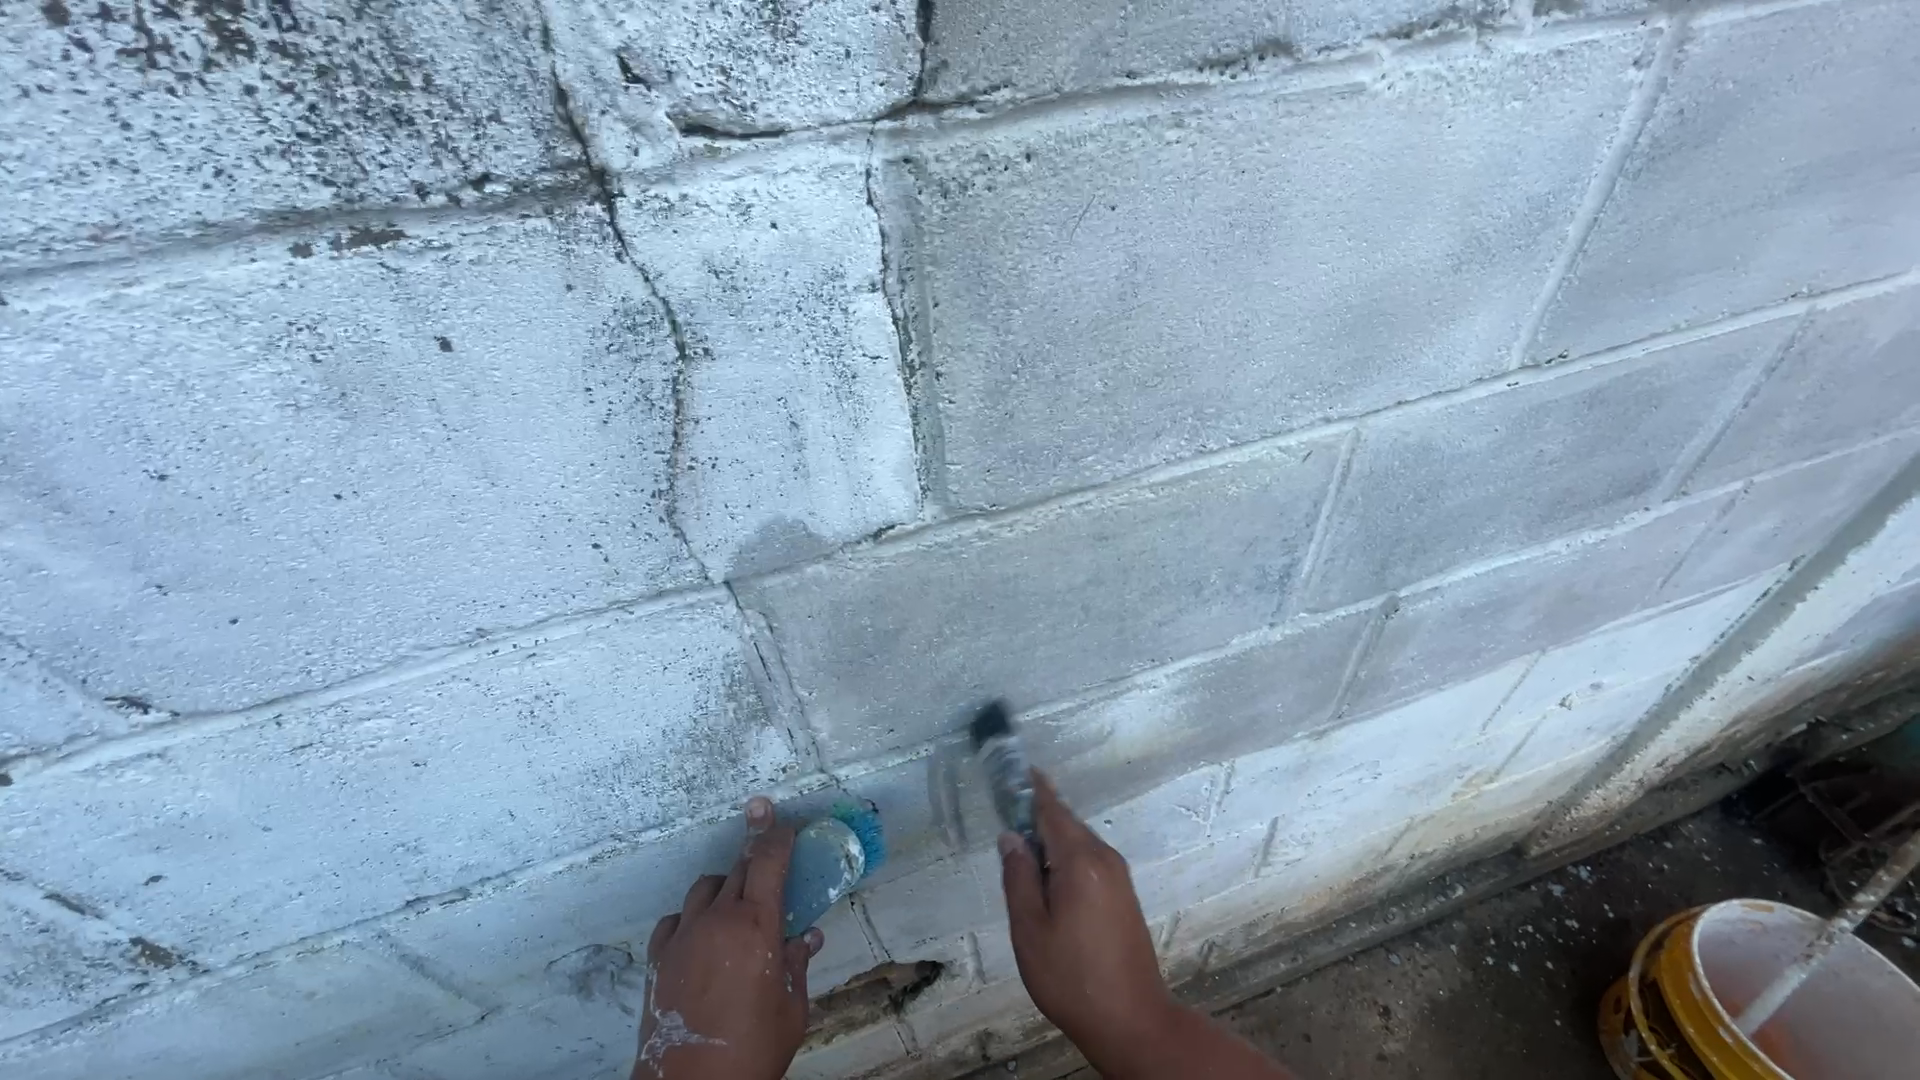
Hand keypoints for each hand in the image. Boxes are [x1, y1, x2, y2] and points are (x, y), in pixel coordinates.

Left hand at [633, 796, 822, 1079]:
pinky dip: (693, 917)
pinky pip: (676, 918)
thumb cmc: (751, 1051)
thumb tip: (806, 938)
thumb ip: (797, 965)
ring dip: (726, 887)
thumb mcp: (791, 1009)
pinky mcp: (660, 957)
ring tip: (737, 909)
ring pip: (706, 887)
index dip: (776, 835)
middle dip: (757, 861)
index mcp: (756, 926)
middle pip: (739, 867)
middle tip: (771, 869)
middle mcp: (718, 920)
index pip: (768, 860)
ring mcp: (684, 936)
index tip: (783, 822)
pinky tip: (703, 937)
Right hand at [998, 771, 1180, 1064]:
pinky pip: (1090, 859)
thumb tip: (1011, 837)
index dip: (1033, 789)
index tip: (1017, 769)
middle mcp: (1104, 859)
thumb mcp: (1030, 930)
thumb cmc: (1072, 977)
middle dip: (1038, 814)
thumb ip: (1018, 878)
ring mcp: (1119, 877)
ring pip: (1079, 842)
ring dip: (1052, 838)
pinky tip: (1049, 877)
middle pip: (1066, 823)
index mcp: (1080, 861)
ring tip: (1022, 849)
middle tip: (1007, 814)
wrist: (1133, 1021)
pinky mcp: (1124, 895)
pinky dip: (1067, 856)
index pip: (1052, 810)